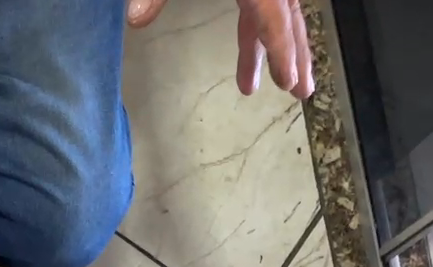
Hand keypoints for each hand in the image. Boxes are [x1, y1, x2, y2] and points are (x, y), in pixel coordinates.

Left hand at [127, 0, 315, 98]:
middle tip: (298, 91)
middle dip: (290, 51)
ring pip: (278, 1)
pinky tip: (255, 40)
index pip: (271, 12)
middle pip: (285, 9)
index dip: (280, 48)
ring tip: (266, 81)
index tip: (286, 82)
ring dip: (273, 42)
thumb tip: (134, 19)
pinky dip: (262, 18)